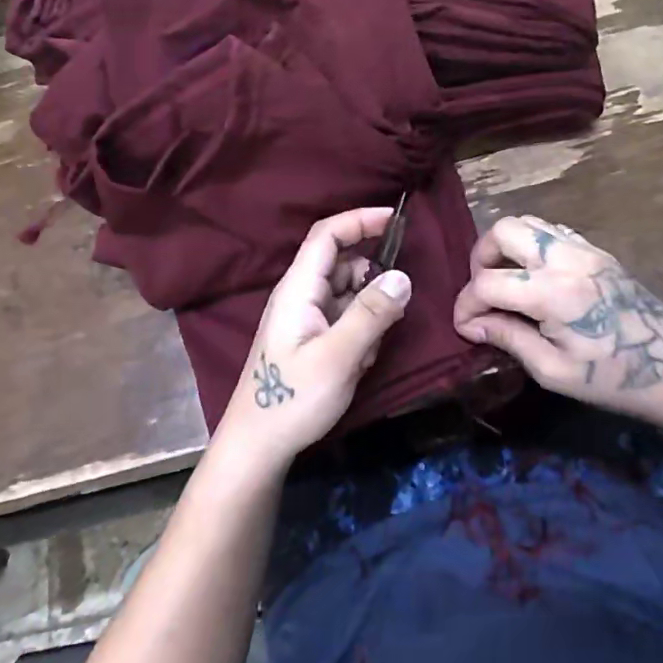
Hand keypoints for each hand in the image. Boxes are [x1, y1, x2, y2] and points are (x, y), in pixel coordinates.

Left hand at [214, 208, 412, 465]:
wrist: (259, 443)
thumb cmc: (294, 399)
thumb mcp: (339, 356)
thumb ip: (371, 314)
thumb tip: (403, 276)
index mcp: (297, 289)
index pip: (326, 236)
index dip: (359, 221)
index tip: (396, 219)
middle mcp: (299, 297)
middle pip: (340, 264)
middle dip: (372, 277)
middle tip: (395, 307)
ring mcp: (304, 319)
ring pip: (346, 295)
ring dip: (368, 313)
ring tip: (371, 348)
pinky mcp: (310, 340)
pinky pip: (343, 321)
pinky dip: (359, 333)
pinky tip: (360, 364)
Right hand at [453, 215, 662, 432]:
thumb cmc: (613, 380)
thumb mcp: (551, 370)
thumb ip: (507, 337)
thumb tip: (470, 324)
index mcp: (554, 292)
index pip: (487, 283)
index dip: (465, 306)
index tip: (464, 329)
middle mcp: (568, 259)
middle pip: (503, 231)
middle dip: (480, 260)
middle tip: (483, 294)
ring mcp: (586, 251)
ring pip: (527, 224)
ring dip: (505, 250)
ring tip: (505, 285)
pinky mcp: (598, 253)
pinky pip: (551, 232)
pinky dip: (530, 248)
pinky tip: (533, 280)